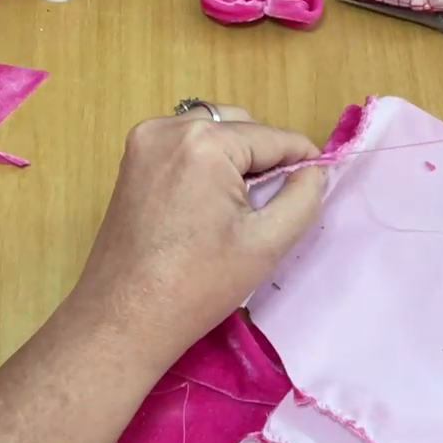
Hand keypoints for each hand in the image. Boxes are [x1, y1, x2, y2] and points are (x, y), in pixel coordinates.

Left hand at [60, 103, 326, 368]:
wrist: (123, 317)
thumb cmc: (196, 286)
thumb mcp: (266, 244)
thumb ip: (303, 198)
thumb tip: (314, 170)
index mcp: (204, 143)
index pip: (273, 137)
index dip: (303, 160)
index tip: (319, 182)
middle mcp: (168, 128)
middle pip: (240, 126)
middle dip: (264, 157)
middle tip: (273, 202)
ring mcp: (143, 141)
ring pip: (210, 131)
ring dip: (233, 157)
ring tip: (240, 204)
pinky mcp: (130, 160)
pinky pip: (182, 144)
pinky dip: (203, 161)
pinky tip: (207, 202)